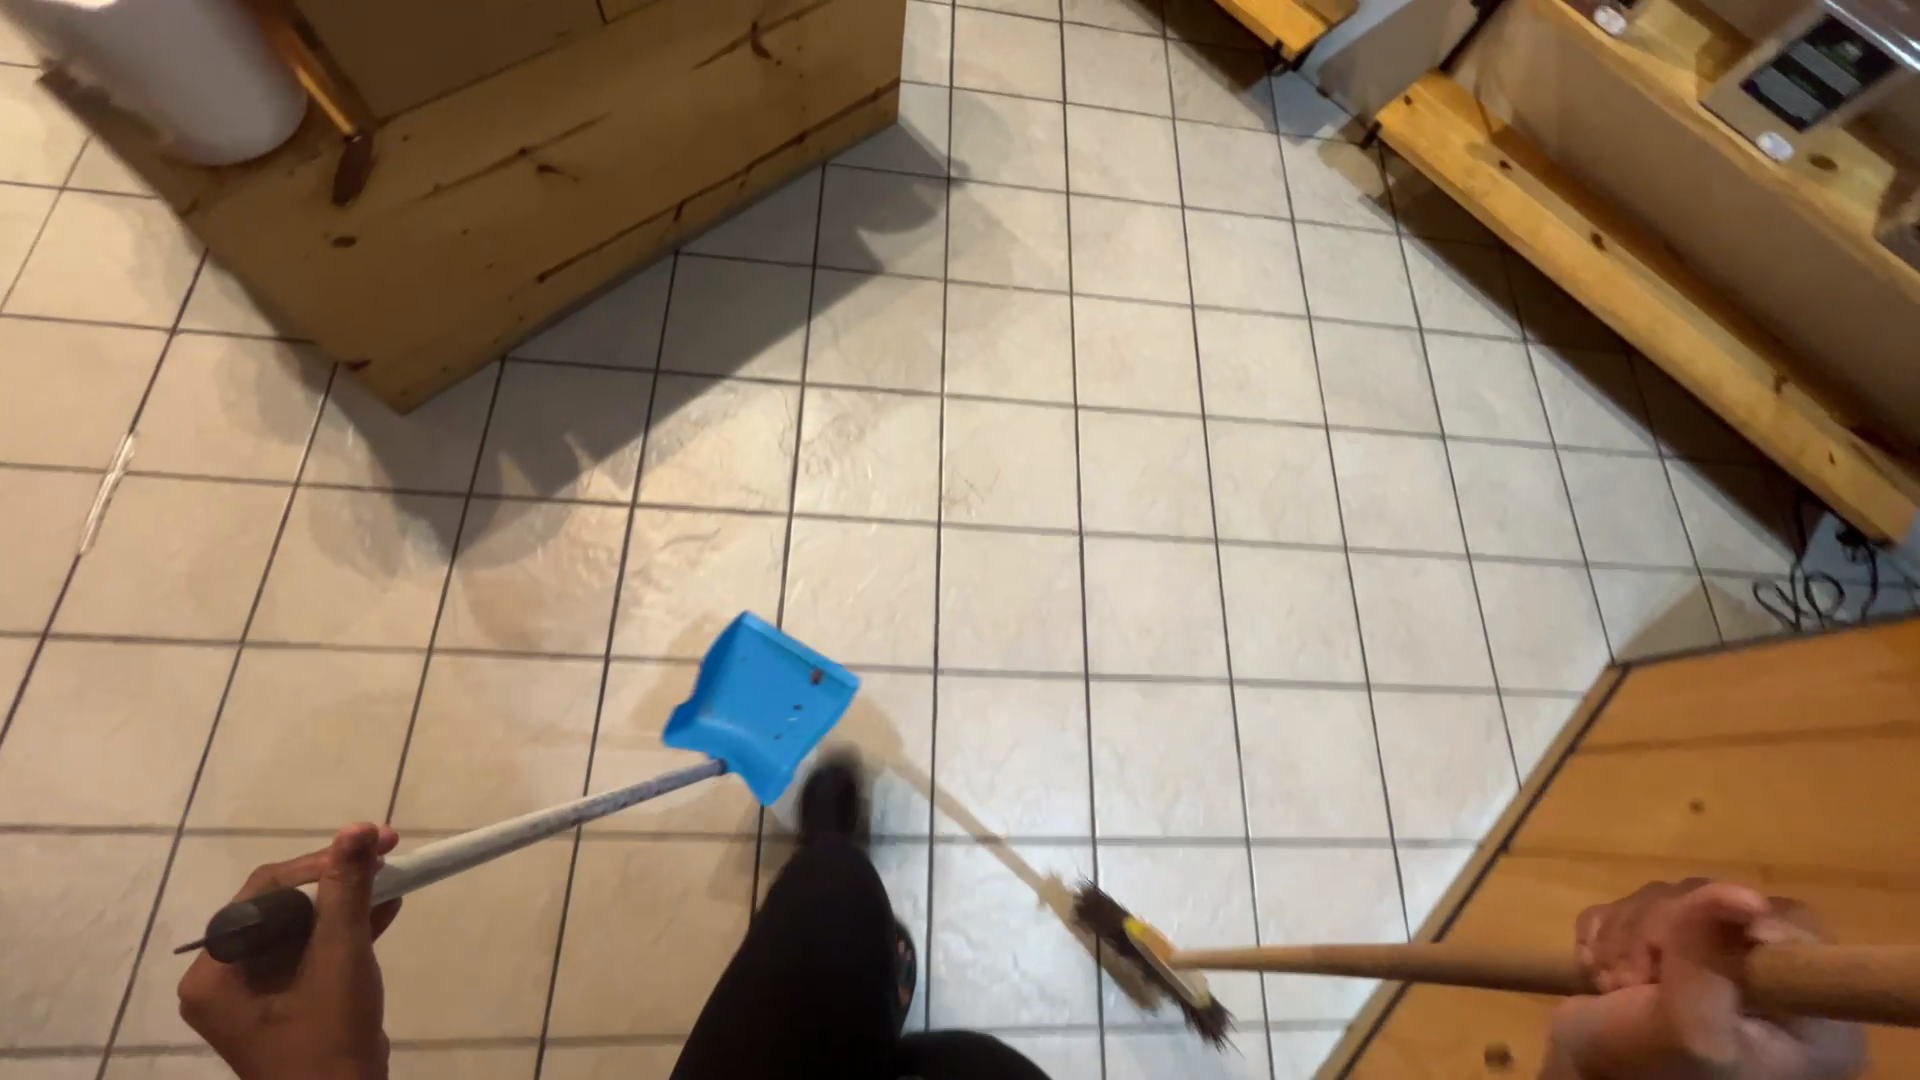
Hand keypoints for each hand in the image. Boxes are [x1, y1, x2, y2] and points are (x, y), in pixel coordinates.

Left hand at [178, 823, 402, 1079]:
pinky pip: (314, 945)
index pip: (263, 893)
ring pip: (304, 922)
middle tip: (387, 857)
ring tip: (394, 879)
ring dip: (350, 898)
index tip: (373, 849)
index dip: (320, 862)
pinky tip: (389, 907)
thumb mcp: (340, 953)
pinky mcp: (288, 995)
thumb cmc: (327, 1029)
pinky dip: (350, 924)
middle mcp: (226, 976)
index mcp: (216, 970)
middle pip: (283, 904)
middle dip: (340, 878)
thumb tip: (357, 828)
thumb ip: (346, 888)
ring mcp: (257, 989)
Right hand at [1545, 879, 1865, 1079]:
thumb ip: (1710, 958)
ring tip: (1612, 985)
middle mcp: (1764, 982)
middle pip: (1711, 904)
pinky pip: (1620, 907)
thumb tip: (1738, 893)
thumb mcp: (1690, 1026)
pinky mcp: (1652, 946)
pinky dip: (1598, 936)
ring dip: (1619, 939)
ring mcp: (1705, 962)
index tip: (1684, 949)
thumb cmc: (1650, 1069)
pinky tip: (1599, 973)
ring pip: (1658, 900)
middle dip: (1652, 934)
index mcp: (1807, 1015)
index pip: (1790, 926)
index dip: (1728, 922)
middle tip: (1634, 982)